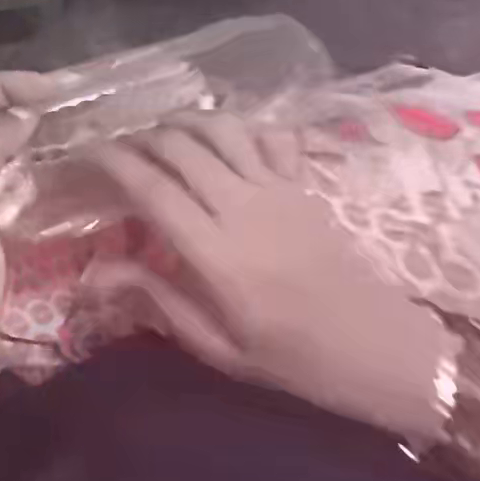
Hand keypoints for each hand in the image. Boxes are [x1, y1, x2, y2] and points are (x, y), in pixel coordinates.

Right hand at [90, 112, 452, 443]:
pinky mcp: (305, 186)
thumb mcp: (218, 346)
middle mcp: (244, 209)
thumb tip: (95, 271)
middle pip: (179, 146)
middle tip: (119, 146)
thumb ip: (156, 299)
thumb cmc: (296, 359)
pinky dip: (239, 127)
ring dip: (183, 122)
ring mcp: (279, 191)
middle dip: (139, 136)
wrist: (392, 355)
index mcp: (218, 253)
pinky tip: (220, 139)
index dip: (113, 161)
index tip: (87, 152)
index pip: (152, 188)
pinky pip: (269, 136)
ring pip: (221, 129)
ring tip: (161, 133)